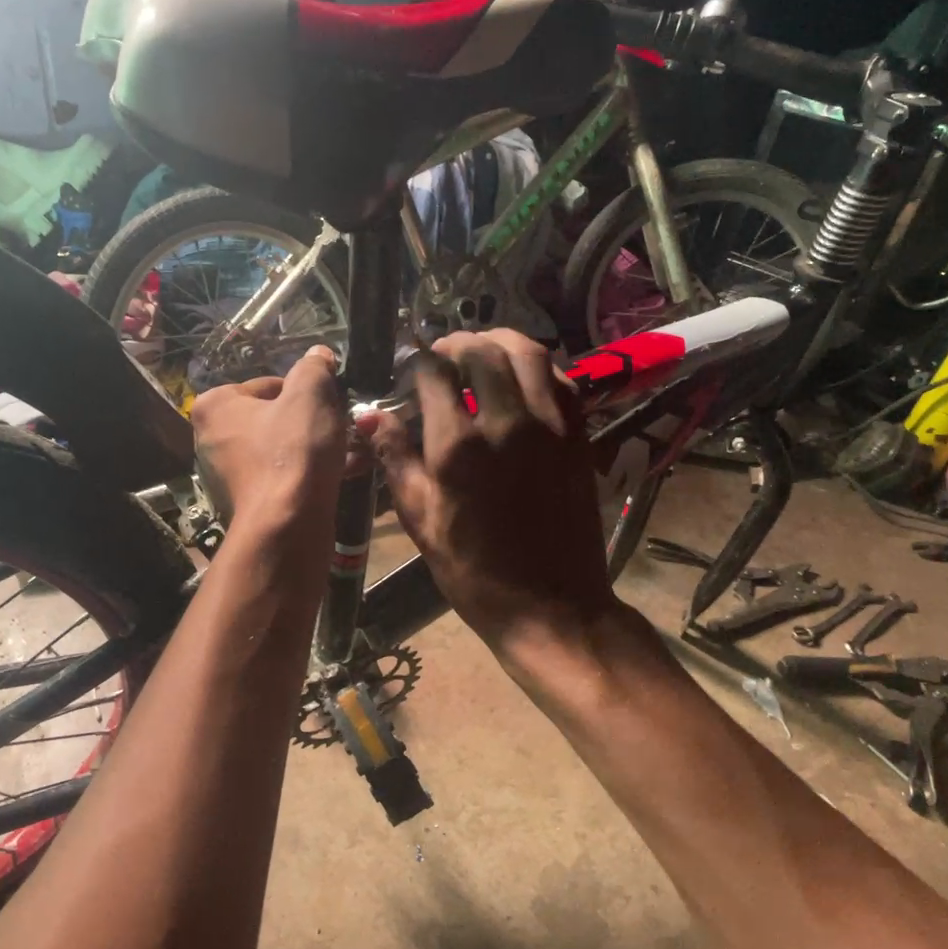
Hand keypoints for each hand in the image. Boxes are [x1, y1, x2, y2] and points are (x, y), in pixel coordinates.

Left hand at [191, 347, 354, 534]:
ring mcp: (224, 475)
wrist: (286, 527)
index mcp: (214, 405)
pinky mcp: (243, 505)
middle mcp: (210, 439)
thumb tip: (318, 355)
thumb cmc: (293, 451)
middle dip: (308, 423)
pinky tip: (335, 477)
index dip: (305, 392)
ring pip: (279, 450)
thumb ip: (313, 368)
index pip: (268, 385)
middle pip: (272, 418)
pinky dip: (304, 476)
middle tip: (338, 429)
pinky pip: (279, 478)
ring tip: (345, 454)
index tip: (329, 405)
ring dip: (311, 450)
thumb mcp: (310, 395)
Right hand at [369, 331, 620, 651]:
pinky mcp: (577, 436)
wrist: (550, 606)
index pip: (434, 372)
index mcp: (457, 445)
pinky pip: (560, 380)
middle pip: (481, 351)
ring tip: (480, 352)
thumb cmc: (473, 571)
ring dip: (499, 342)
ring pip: (527, 353)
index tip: (409, 368)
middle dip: (456, 343)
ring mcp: (549, 425)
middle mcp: (506, 422)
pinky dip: (537, 366)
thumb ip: (396, 459)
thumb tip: (370, 416)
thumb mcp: (420, 520)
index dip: (417, 361)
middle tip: (441, 355)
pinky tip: (521, 378)